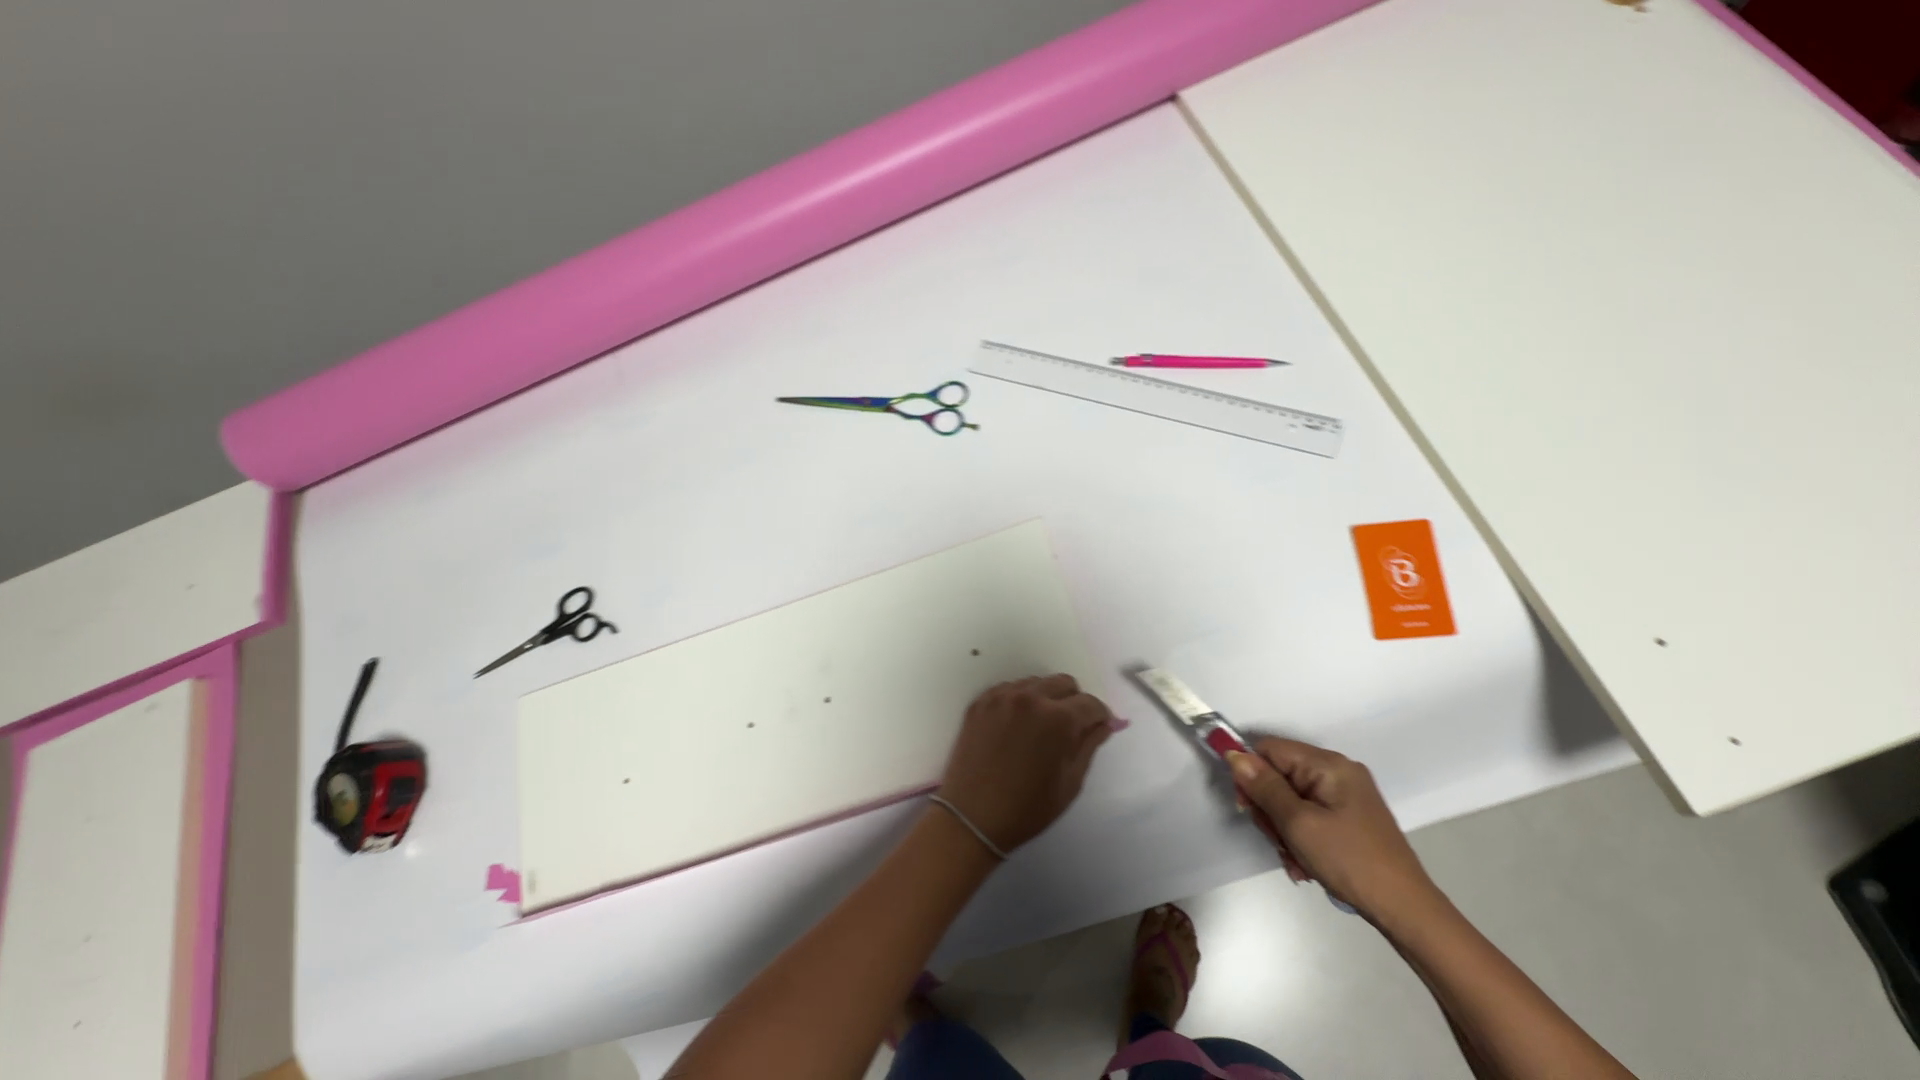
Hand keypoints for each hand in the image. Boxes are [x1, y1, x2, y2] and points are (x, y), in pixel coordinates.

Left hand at [938, 675, 1114, 852]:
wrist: (971, 818)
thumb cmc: (1027, 808)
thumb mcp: (1070, 782)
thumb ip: (1089, 746)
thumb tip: (1103, 724)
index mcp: (1058, 719)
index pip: (1090, 704)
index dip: (1100, 716)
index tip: (1098, 728)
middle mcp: (1030, 698)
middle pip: (1064, 683)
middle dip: (1074, 702)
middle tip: (1070, 728)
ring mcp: (1001, 697)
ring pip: (1035, 683)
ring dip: (1045, 699)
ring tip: (1040, 727)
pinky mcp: (980, 703)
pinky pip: (1009, 689)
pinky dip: (1019, 701)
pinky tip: (1017, 725)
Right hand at [1228, 738, 1439, 922]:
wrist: (1402, 906)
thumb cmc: (1348, 860)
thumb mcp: (1298, 823)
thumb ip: (1265, 787)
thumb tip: (1235, 755)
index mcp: (1329, 765)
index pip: (1270, 749)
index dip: (1250, 773)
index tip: (1244, 806)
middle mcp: (1339, 772)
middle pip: (1280, 775)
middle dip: (1270, 808)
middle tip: (1277, 839)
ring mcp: (1346, 796)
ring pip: (1292, 800)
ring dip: (1284, 829)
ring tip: (1294, 858)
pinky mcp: (1350, 818)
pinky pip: (1310, 816)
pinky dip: (1301, 838)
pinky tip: (1305, 864)